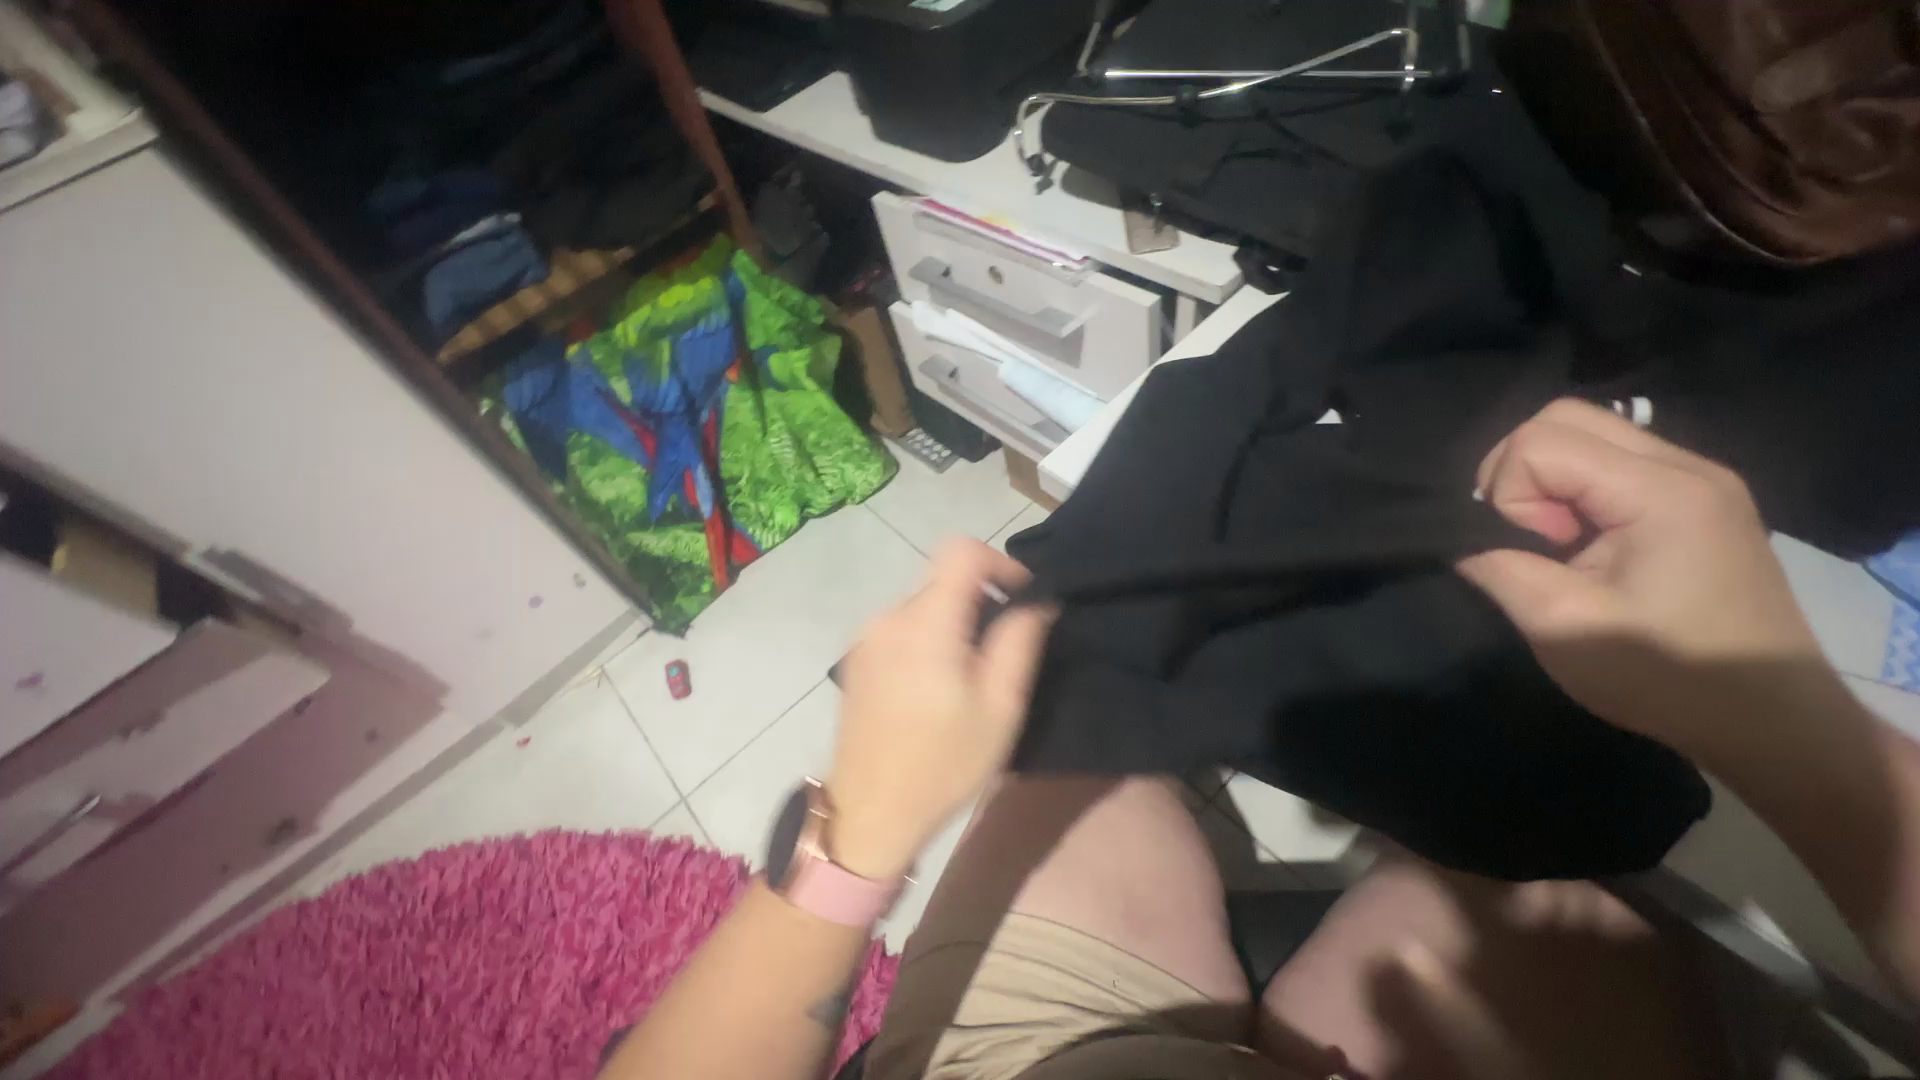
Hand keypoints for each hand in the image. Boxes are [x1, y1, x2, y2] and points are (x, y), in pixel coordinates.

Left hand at [826, 539, 1056, 879]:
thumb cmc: (944, 764)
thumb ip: (1019, 641)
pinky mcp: (855, 658)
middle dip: (979, 601)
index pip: (961, 550)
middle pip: (943, 579)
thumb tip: (1036, 601)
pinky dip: (927, 638)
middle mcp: (889, 616)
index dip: (999, 562)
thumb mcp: (1000, 707)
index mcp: (926, 623)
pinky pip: (901, 627)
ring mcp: (866, 637)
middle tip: (1001, 652)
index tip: (1021, 599)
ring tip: (968, 676)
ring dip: (953, 622)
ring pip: (923, 604)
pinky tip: (934, 687)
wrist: (871, 813)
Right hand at [1458, 399, 1827, 752]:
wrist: (1770, 723)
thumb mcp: (1560, 626)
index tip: (1536, 553)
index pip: (1538, 441)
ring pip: (1585, 434)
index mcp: (1661, 491)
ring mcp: (1699, 480)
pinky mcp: (1697, 501)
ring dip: (1546, 482)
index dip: (1508, 495)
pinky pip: (1611, 463)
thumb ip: (1497, 567)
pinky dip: (1575, 491)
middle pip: (1562, 418)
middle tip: (1531, 537)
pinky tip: (1584, 543)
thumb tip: (1460, 539)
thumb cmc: (1665, 676)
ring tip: (1557, 543)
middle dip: (1518, 473)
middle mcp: (1687, 467)